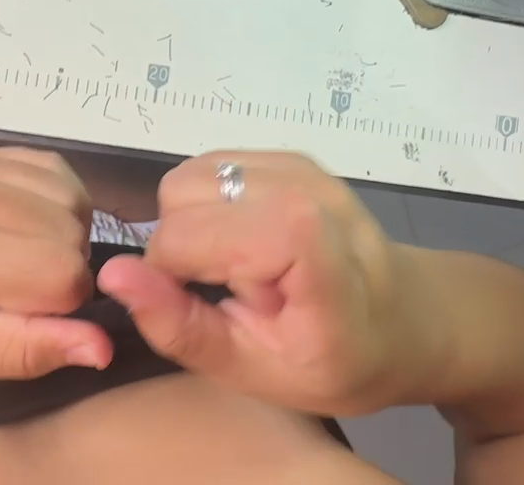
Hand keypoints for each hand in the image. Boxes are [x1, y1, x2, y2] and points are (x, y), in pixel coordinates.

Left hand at [0, 145, 111, 383]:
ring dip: (64, 233)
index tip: (23, 321)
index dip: (59, 309)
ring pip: (70, 194)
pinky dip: (56, 199)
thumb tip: (102, 345)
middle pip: (70, 228)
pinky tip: (23, 224)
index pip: (60, 273)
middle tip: (15, 294)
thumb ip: (21, 349)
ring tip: (19, 259)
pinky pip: (50, 165)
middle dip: (62, 269)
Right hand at [97, 151, 450, 416]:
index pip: (187, 235)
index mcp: (303, 243)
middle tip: (227, 291)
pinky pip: (209, 166)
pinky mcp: (285, 152)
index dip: (173, 276)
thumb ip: (182, 326)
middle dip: (182, 247)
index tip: (204, 309)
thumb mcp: (259, 371)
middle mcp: (298, 183)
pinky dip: (210, 204)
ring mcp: (293, 160)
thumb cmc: (340, 359)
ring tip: (238, 265)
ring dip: (192, 222)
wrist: (410, 318)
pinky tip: (246, 239)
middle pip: (180, 196)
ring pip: (187, 176)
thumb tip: (113, 275)